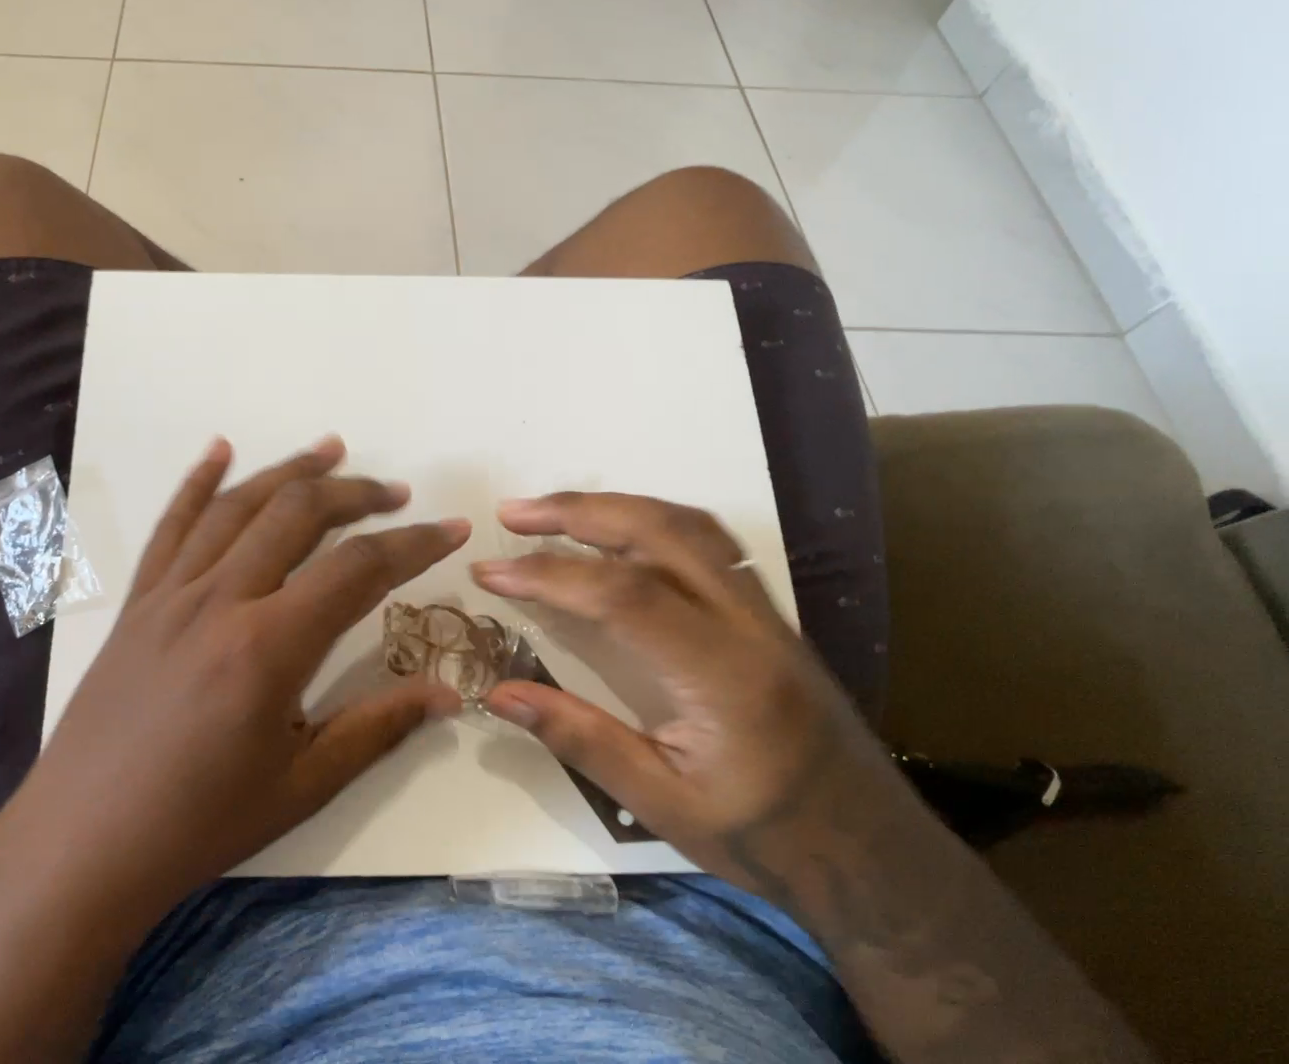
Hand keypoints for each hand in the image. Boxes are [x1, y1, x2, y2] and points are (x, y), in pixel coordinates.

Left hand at [12, 435, 469, 903]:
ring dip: (288, 472)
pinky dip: (197, 482)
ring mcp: (170, 596)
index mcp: (268, 647)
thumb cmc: (199, 823)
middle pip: (296, 516)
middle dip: (355, 495)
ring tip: (331, 449)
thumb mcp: (301, 785)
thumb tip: (447, 693)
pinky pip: (170, 528)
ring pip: (236, 508)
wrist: (83, 841)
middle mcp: (219, 601)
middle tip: (396, 493)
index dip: (412, 545)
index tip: (451, 529)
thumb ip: (376, 728)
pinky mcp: (136, 605)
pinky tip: (220, 451)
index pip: (357, 570)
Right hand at [470, 492, 903, 893]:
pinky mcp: (770, 620)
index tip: (489, 573)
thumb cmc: (765, 838)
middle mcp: (750, 626)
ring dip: (618, 507)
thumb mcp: (662, 802)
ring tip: (556, 512)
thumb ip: (580, 739)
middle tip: (513, 513)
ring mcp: (767, 616)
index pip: (624, 595)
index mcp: (722, 676)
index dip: (549, 575)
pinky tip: (620, 537)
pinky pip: (711, 546)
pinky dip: (653, 524)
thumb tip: (500, 693)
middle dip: (579, 511)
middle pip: (662, 533)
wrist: (872, 854)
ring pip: (693, 528)